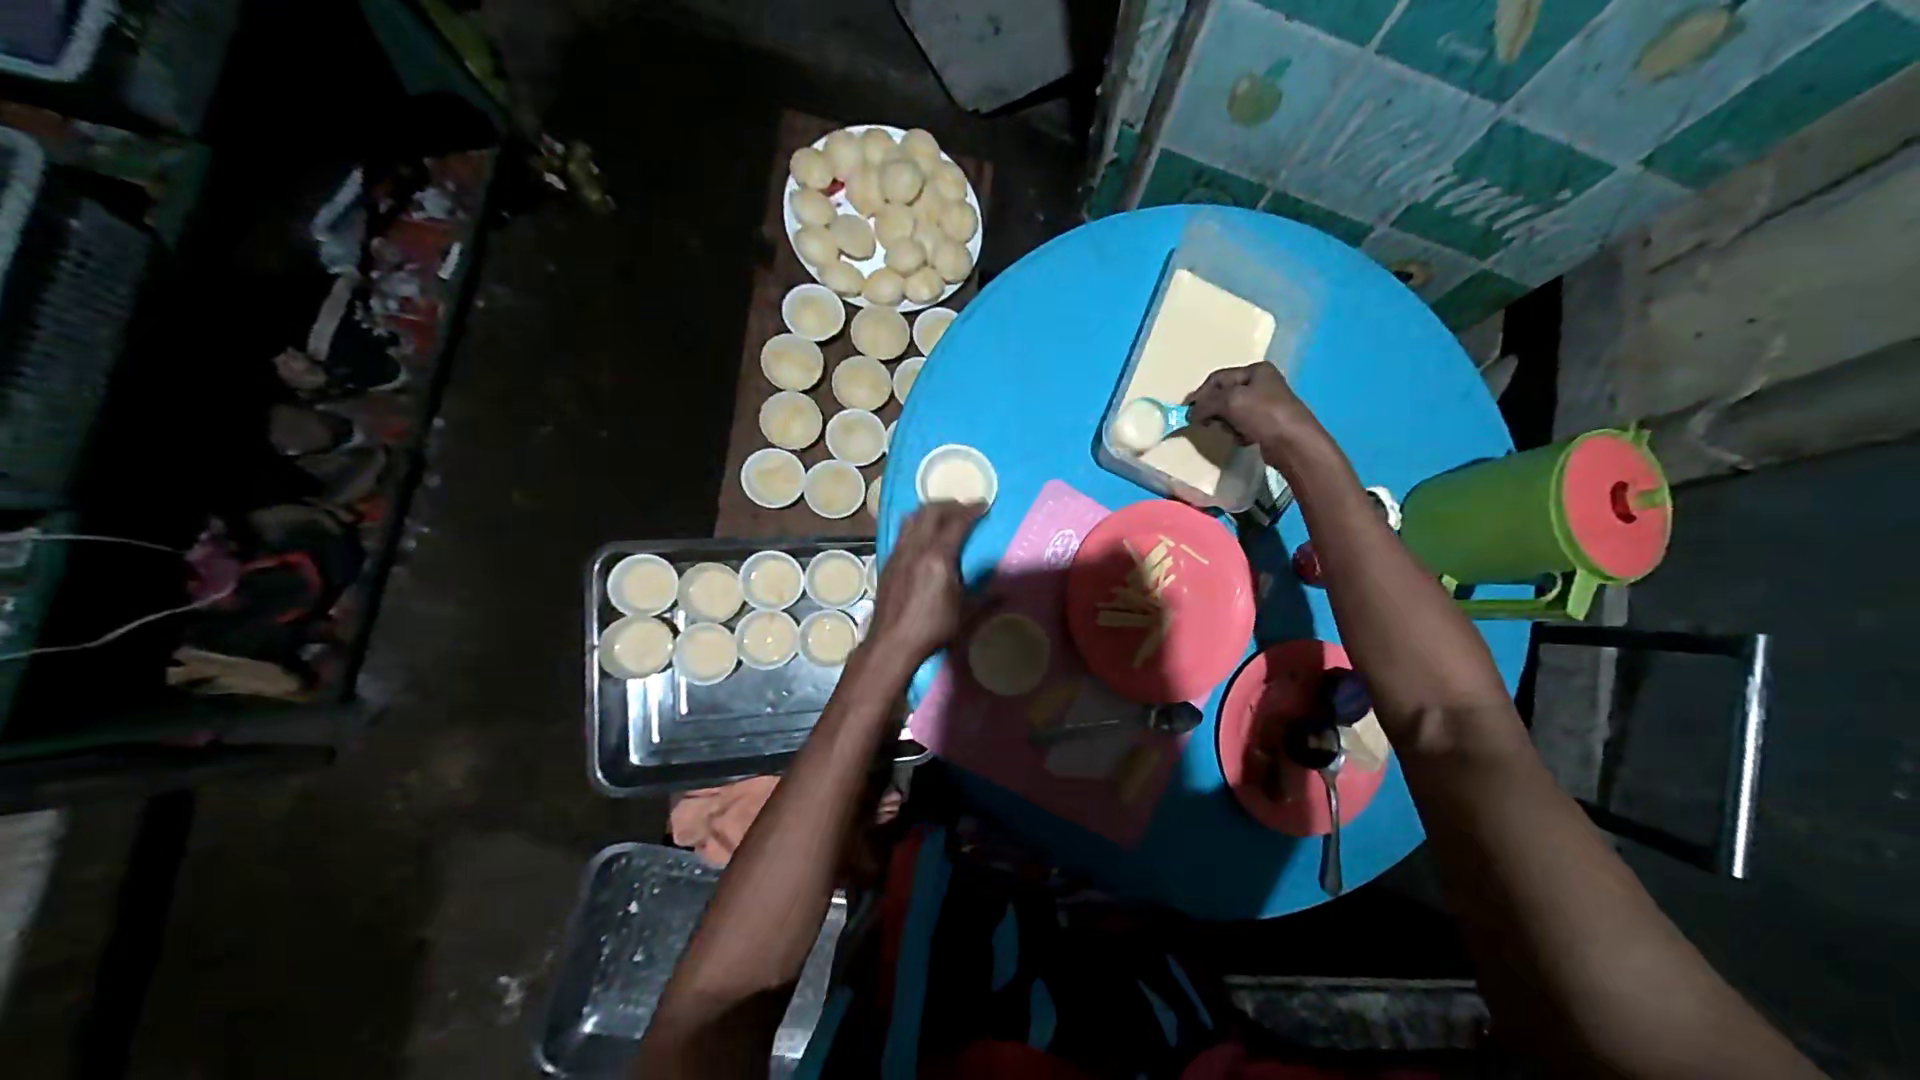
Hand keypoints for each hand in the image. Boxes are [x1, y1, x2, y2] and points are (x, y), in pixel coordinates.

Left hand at [866, 501, 982, 665]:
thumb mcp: (966, 613)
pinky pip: (903, 531)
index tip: (983, 505)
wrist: (892, 642)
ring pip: (912, 517)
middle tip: (964, 508)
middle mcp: (917, 547)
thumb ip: (987, 597)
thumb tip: (1006, 591)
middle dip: (950, 504)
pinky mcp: (889, 561)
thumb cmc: (932, 628)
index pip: (957, 522)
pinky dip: (916, 524)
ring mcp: (899, 552)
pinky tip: (923, 535)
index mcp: (939, 556)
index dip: (972, 510)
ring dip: (930, 511)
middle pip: (931, 511)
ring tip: (943, 516)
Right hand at [1184, 362, 1315, 449]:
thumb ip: (1206, 404)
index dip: (1200, 393)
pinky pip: (1241, 425)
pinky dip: (1237, 432)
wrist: (1293, 443)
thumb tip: (1190, 414)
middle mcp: (1262, 384)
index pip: (1218, 378)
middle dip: (1214, 410)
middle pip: (1224, 395)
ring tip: (1230, 431)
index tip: (1187, 411)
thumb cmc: (1263, 414)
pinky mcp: (1267, 424)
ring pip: (1231, 412)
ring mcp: (1265, 404)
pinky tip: (1243, 438)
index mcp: (1256, 371)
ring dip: (1226, 423)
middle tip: (1206, 423)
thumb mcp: (1230, 402)